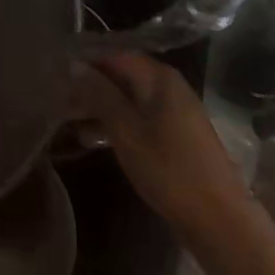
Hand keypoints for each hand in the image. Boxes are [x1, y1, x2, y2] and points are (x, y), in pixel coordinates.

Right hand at [70, 53, 274, 274]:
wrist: (220, 221)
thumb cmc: (168, 169)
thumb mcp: (125, 129)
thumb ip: (98, 93)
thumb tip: (73, 64)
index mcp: (158, 76)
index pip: (111, 53)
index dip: (82, 60)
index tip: (54, 71)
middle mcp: (167, 84)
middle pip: (119, 73)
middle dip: (88, 85)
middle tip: (57, 99)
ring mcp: (173, 109)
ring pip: (126, 95)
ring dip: (98, 105)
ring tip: (69, 120)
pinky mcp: (174, 132)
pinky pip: (137, 115)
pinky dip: (115, 121)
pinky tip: (93, 137)